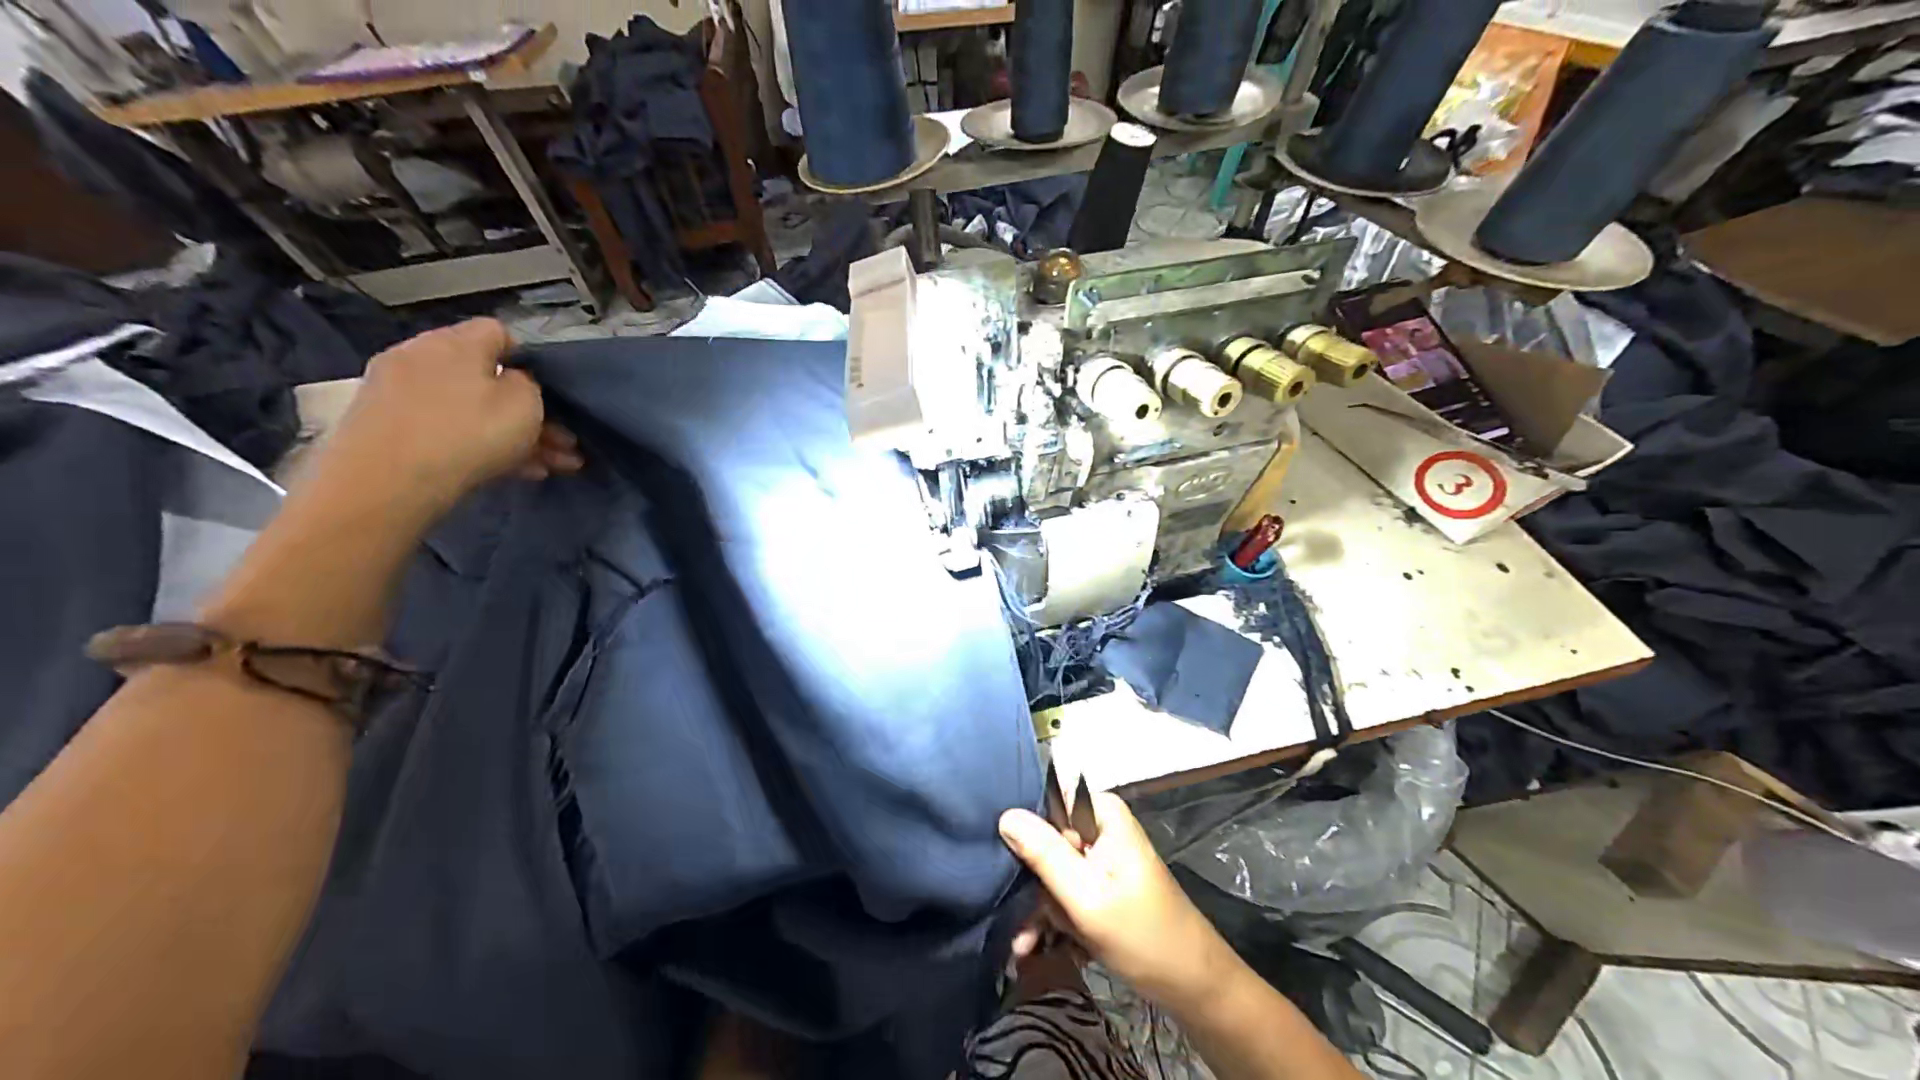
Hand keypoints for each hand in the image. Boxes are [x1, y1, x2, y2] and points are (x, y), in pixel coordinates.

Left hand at [315, 319, 582, 518]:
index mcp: (456, 342)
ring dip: (512, 435)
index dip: (529, 360)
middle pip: (486, 379)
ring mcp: (398, 393)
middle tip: (563, 443)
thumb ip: (529, 384)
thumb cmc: (469, 433)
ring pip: (470, 409)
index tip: (549, 392)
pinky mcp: (387, 428)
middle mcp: (421, 357)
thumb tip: (514, 381)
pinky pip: (445, 430)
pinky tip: (511, 473)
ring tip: (549, 467)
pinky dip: (478, 447)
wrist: (386, 483)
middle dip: (529, 412)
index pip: (498, 332)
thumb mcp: (525, 404)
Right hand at [998, 792, 1238, 1008]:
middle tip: (1020, 923)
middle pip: (1045, 838)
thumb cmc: (1142, 936)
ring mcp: (1100, 856)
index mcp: (1102, 813)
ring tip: (1027, 946)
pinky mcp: (1099, 883)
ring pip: (1050, 869)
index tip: (1002, 859)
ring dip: (1039, 909)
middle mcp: (1099, 826)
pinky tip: (1038, 947)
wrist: (1192, 986)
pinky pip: (1064, 889)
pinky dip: (1053, 918)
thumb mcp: (1086, 897)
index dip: (1022, 827)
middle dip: (1031, 884)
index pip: (1047, 798)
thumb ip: (1045, 854)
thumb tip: (1005, 815)